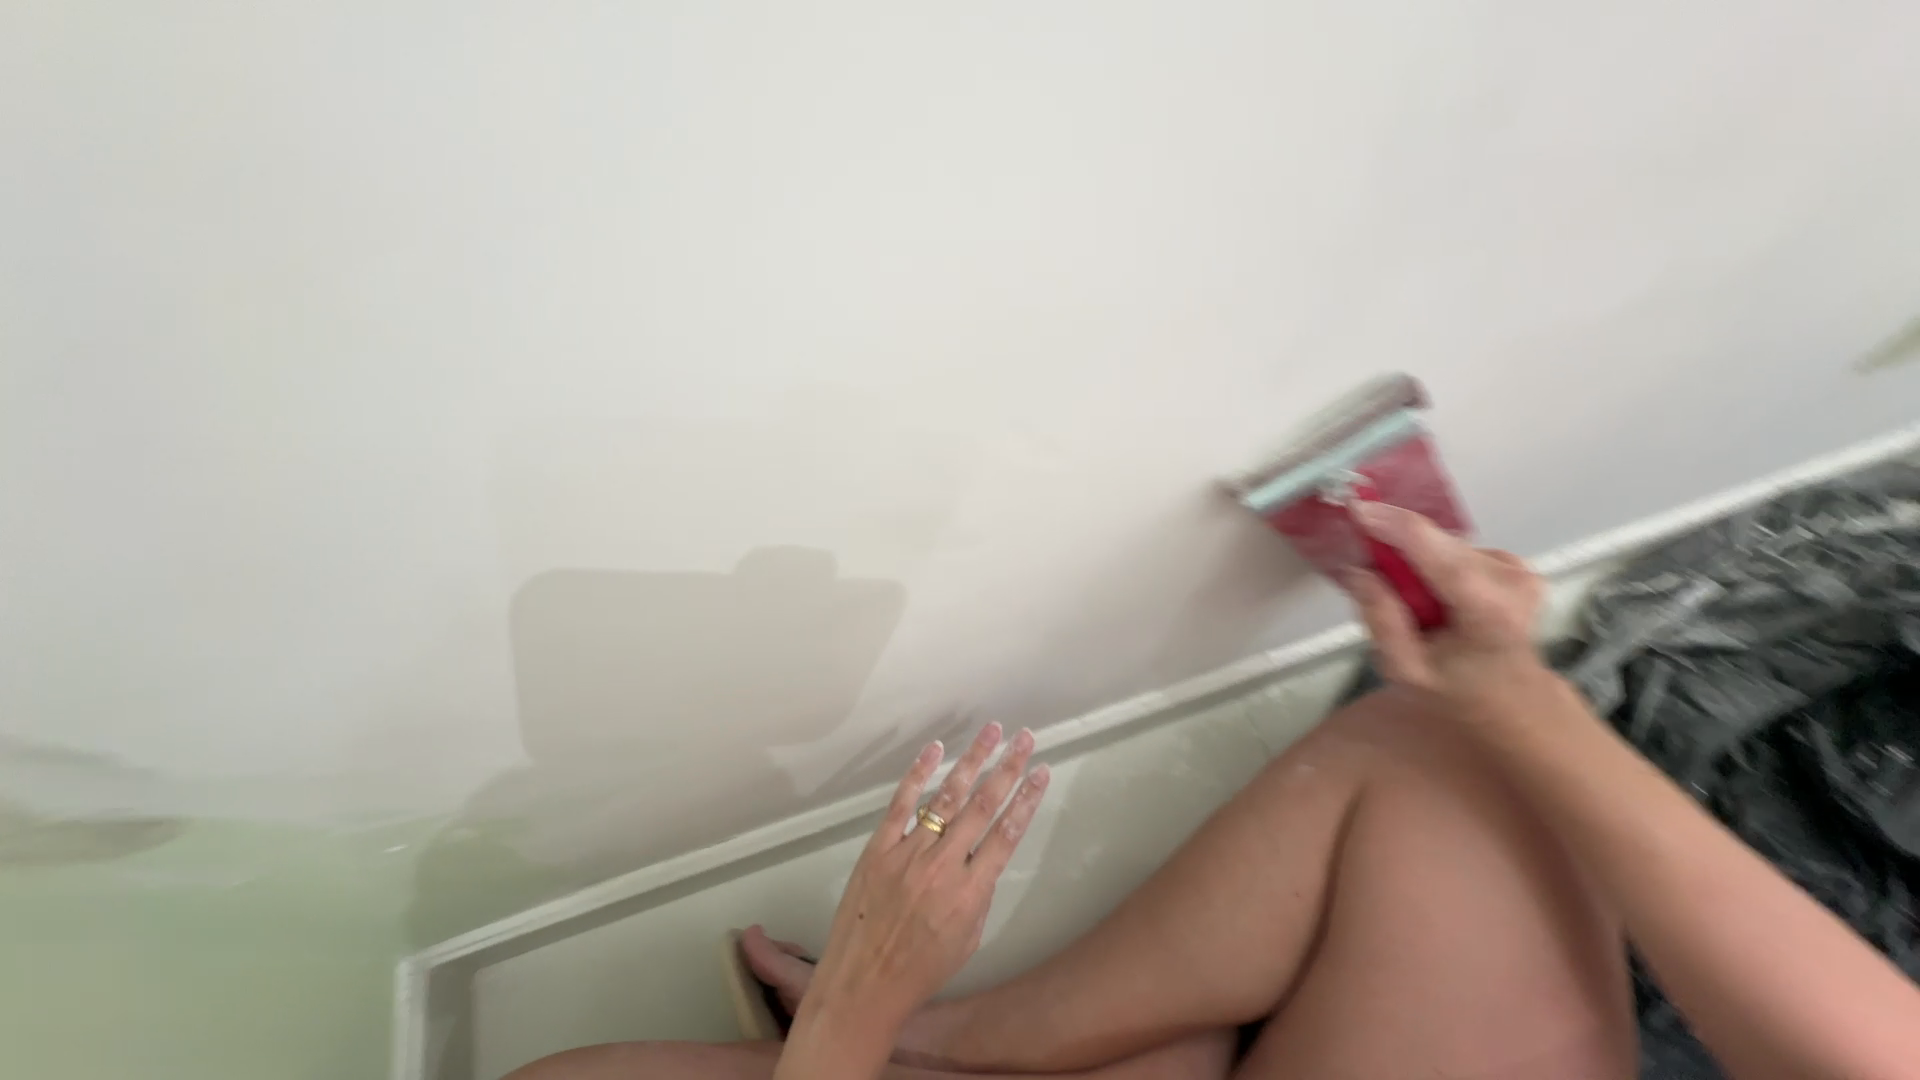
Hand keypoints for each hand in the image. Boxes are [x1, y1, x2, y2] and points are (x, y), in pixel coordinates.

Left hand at [799, 724, 1049, 1046]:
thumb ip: (979, 893)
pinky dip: (919, 773)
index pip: (1007, 833)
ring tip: (991, 731)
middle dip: (1008, 767)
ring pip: (947, 796)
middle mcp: (943, 865)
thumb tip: (984, 856)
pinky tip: (935, 749)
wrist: (863, 985)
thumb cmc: (921, 970)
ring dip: (973, 760)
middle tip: (1025, 738)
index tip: (1042, 771)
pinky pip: (902, 803)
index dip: (1028, 799)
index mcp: (970, 892)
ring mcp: (909, 852)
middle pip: (983, 805)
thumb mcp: (968, 939)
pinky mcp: (879, 848)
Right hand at [1342, 501, 1558, 720]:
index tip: (1357, 508)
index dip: (1396, 526)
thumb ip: (1380, 619)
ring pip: (1444, 546)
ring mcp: (1518, 570)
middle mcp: (1512, 581)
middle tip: (1368, 570)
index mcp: (1489, 611)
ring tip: (1408, 598)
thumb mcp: (1405, 669)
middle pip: (1438, 545)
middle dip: (1397, 548)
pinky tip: (1433, 593)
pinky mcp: (1515, 564)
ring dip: (1415, 560)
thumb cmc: (1455, 690)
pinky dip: (1433, 564)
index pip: (1439, 554)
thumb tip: (1358, 571)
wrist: (1511, 699)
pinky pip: (1455, 550)